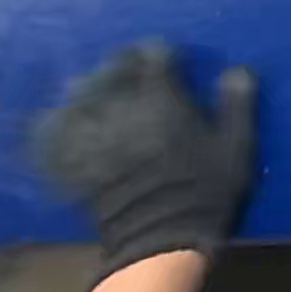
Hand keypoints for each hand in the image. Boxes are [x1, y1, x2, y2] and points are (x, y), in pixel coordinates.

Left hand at [37, 44, 257, 283]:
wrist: (163, 241)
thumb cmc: (206, 188)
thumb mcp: (237, 144)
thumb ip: (237, 103)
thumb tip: (237, 69)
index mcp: (164, 101)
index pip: (155, 57)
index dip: (160, 51)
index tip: (167, 55)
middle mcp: (123, 111)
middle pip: (112, 71)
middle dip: (122, 65)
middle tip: (132, 68)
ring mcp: (94, 137)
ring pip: (80, 97)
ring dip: (89, 88)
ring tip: (98, 89)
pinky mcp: (74, 164)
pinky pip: (53, 135)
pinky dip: (56, 123)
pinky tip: (62, 120)